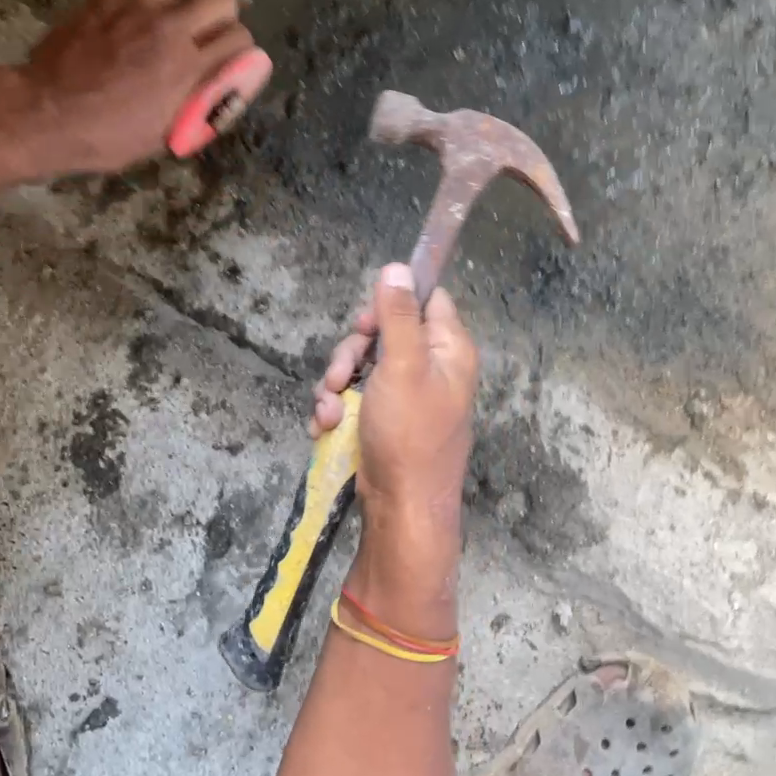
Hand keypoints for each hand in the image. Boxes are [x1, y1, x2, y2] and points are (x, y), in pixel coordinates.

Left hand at [19, 0, 253, 173]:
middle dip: (221, 14)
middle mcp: (169, 29)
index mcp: (188, 69)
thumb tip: (222, 87)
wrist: (47, 115)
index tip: (227, 62)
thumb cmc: (107, 138)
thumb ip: (199, 105)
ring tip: (176, 5)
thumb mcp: (164, 135)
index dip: (239, 52)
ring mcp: (135, 5)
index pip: (240, 40)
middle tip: (205, 31)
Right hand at [313, 264, 477, 590]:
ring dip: (336, 387)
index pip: (426, 301)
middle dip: (351, 354)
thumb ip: (398, 315)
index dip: (392, 303)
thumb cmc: (409, 435)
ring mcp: (403, 398)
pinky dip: (335, 411)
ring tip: (331, 413)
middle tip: (342, 375)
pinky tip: (327, 428)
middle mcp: (428, 369)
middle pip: (382, 334)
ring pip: (359, 368)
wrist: (401, 509)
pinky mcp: (381, 422)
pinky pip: (352, 400)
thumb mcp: (402, 366)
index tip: (366, 320)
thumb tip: (398, 267)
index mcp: (448, 350)